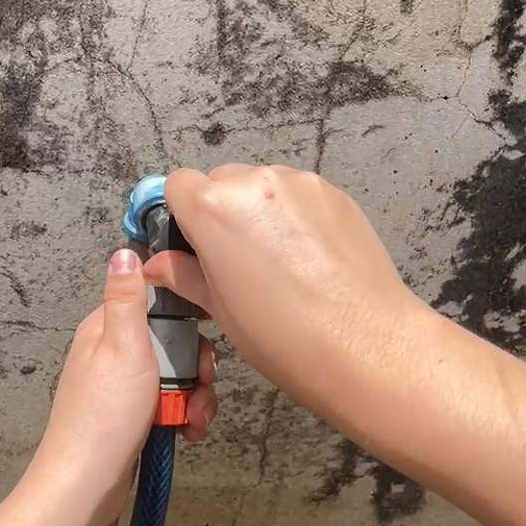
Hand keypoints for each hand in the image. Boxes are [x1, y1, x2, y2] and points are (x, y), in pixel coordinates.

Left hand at [34, 250, 218, 506]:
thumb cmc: (106, 413)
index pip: (155, 300)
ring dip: (193, 395)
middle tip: (201, 384)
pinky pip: (169, 401)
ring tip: (194, 419)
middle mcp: (113, 351)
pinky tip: (187, 431)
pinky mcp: (133, 414)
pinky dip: (183, 413)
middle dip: (196, 364)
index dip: (184, 314)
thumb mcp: (122, 347)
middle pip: (172, 340)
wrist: (87, 486)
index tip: (205, 332)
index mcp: (106, 328)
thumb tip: (123, 250)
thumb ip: (127, 299)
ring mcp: (123, 385)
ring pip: (176, 373)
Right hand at [142, 165, 429, 405]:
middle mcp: (255, 182)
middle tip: (236, 259)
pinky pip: (298, 194)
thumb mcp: (220, 309)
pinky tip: (308, 256)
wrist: (366, 344)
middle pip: (221, 181)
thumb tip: (159, 265)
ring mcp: (300, 183)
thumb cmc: (286, 336)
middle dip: (221, 212)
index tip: (192, 243)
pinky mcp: (334, 192)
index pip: (178, 184)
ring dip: (259, 211)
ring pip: (261, 185)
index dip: (181, 213)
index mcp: (215, 208)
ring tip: (279, 260)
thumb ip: (185, 275)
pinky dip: (293, 215)